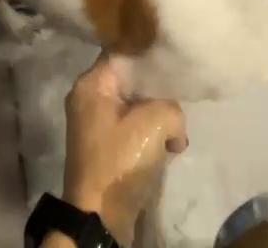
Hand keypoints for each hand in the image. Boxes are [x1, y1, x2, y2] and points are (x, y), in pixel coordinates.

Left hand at [60, 56, 186, 242]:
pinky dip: (150, 135)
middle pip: (131, 79)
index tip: (173, 56)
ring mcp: (94, 123)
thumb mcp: (155, 123)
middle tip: (179, 101)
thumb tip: (172, 120)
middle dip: (157, 91)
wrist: (100, 216)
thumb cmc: (121, 161)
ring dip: (157, 118)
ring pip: (135, 105)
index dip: (149, 52)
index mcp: (91, 83)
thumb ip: (171, 106)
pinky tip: (168, 149)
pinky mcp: (104, 146)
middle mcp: (88, 97)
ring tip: (174, 133)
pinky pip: (132, 127)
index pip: (122, 51)